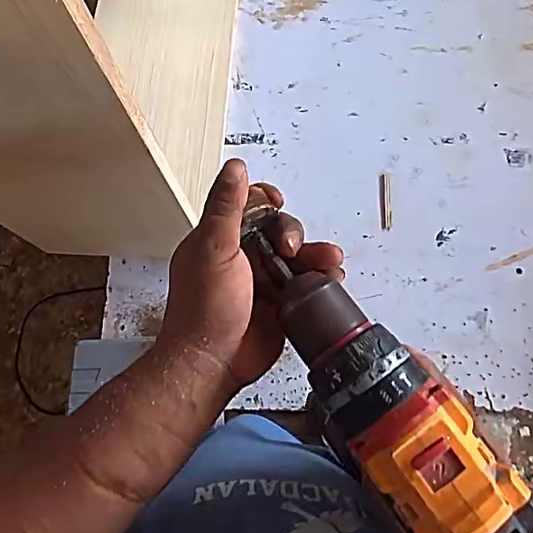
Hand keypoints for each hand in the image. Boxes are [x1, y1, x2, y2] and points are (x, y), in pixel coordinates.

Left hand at [159, 159, 344, 388]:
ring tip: (330, 261)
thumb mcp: (213, 248)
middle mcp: (243, 258)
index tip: (276, 202)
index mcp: (221, 239)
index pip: (248, 206)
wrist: (212, 363)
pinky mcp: (280, 304)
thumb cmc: (202, 311)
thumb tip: (235, 168)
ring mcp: (263, 282)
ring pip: (298, 257)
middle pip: (280, 230)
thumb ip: (226, 206)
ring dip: (316, 255)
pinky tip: (329, 280)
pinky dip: (321, 280)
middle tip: (291, 249)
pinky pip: (306, 284)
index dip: (266, 200)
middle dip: (294, 234)